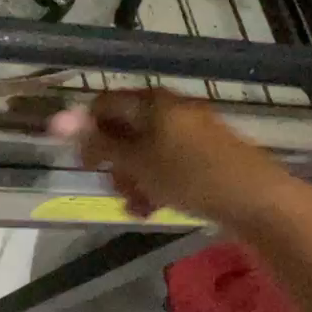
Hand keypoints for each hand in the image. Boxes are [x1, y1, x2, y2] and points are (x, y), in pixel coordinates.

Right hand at [48, 90, 292, 223]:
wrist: (256, 199)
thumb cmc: (188, 175)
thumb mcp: (134, 161)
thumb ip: (96, 142)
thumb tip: (55, 120)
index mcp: (151, 103)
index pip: (102, 105)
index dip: (86, 131)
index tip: (84, 161)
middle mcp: (170, 109)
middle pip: (123, 130)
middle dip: (112, 162)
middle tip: (113, 187)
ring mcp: (190, 131)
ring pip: (143, 152)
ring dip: (131, 179)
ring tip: (136, 205)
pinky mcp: (205, 154)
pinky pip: (166, 163)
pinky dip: (154, 183)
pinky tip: (152, 208)